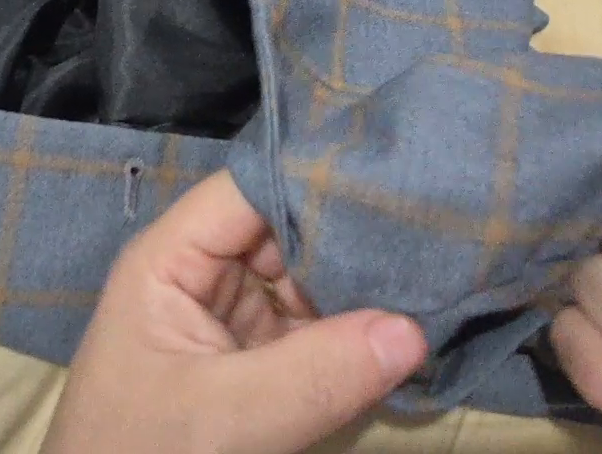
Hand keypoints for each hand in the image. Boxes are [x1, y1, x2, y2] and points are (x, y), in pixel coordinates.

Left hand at [41, 171, 427, 453]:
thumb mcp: (222, 419)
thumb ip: (315, 374)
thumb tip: (414, 329)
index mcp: (171, 257)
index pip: (248, 191)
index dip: (311, 182)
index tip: (389, 185)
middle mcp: (201, 271)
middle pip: (282, 230)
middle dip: (347, 238)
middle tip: (428, 236)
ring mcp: (229, 315)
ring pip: (303, 279)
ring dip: (357, 287)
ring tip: (429, 276)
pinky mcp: (251, 359)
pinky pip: (308, 327)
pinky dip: (350, 333)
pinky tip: (404, 327)